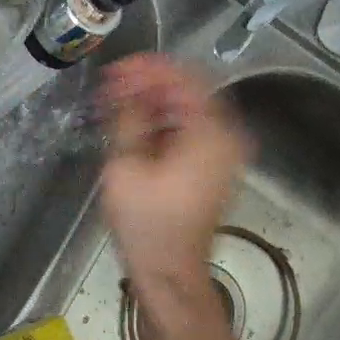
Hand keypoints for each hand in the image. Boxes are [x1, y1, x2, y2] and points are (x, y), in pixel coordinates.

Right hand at [96, 54, 249, 286]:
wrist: (169, 271)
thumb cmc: (146, 223)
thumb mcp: (125, 166)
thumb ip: (128, 120)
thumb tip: (126, 93)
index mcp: (211, 131)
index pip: (183, 79)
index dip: (147, 68)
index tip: (114, 70)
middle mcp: (228, 137)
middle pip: (190, 93)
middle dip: (149, 85)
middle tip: (111, 87)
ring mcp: (225, 155)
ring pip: (189, 113)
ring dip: (154, 106)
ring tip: (117, 106)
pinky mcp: (214, 171)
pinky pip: (191, 134)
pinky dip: (165, 126)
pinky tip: (136, 130)